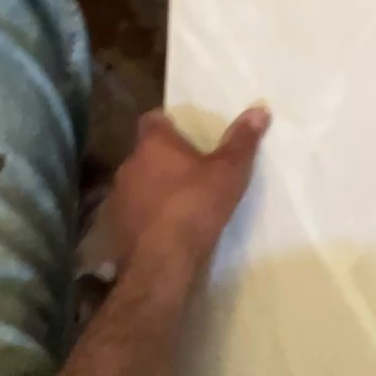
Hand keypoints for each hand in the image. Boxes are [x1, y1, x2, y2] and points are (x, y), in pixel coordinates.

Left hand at [100, 106, 270, 269]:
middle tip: (192, 167)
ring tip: (181, 200)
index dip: (167, 123)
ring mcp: (118, 200)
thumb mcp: (229, 171)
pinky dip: (147, 216)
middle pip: (146, 153)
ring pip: (138, 184)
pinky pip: (133, 213)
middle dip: (165, 159)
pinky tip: (166, 229)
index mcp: (153, 145)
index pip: (151, 119)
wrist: (161, 266)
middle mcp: (129, 166)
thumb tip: (260, 109)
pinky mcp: (116, 230)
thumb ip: (242, 140)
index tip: (185, 131)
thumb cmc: (194, 207)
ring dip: (154, 188)